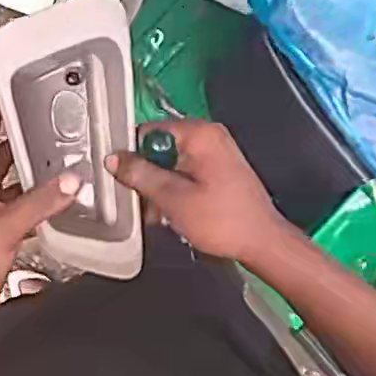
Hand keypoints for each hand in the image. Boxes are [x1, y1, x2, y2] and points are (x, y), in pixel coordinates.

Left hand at [0, 111, 79, 306]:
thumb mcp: (6, 225)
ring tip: (54, 159)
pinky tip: (53, 203)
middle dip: (18, 140)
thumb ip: (40, 202)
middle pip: (0, 158)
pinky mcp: (0, 235)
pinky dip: (37, 201)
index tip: (8, 97)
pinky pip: (21, 208)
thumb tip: (71, 179)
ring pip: (12, 183)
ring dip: (30, 171)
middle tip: (41, 125)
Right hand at [106, 119, 294, 262]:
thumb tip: (112, 158)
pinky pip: (184, 171)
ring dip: (158, 186)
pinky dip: (174, 188)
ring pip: (170, 162)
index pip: (148, 132)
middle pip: (158, 147)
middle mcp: (207, 134)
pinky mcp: (218, 168)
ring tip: (155, 213)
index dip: (132, 156)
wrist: (263, 242)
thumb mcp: (173, 198)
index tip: (124, 181)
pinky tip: (169, 212)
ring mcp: (215, 151)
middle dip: (145, 175)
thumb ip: (140, 174)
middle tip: (140, 201)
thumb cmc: (220, 219)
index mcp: (198, 133)